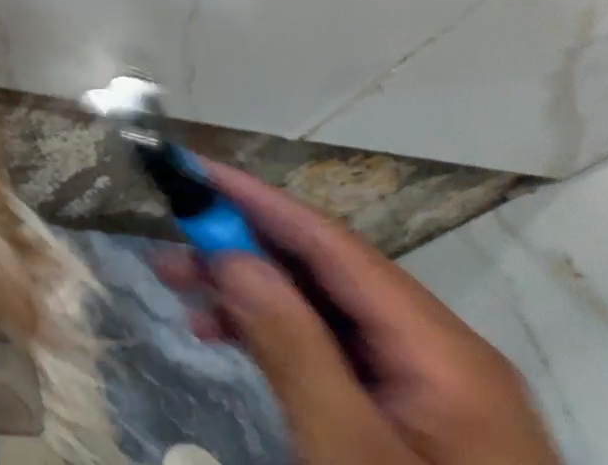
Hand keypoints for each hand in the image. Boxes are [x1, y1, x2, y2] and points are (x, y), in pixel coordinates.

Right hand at [154, 160, 561, 464]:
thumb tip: (232, 256)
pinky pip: (330, 345)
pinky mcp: (408, 409)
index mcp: (442, 350)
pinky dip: (271, 331)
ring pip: (322, 306)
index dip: (258, 201)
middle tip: (165, 245)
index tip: (189, 171)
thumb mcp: (346, 448)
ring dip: (247, 290)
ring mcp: (426, 381)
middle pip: (326, 271)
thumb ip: (293, 348)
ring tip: (176, 287)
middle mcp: (440, 350)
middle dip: (241, 248)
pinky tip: (219, 334)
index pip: (335, 246)